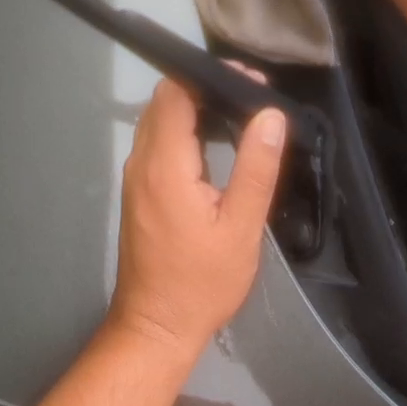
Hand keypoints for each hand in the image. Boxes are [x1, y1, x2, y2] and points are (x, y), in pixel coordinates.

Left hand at [108, 77, 287, 359]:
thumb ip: (256, 168)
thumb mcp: (241, 228)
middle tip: (248, 96)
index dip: (209, 77)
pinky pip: (157, 142)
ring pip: (158, 120)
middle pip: (165, 101)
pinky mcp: (138, 191)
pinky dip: (183, 129)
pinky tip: (215, 143)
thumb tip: (271, 116)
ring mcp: (135, 176)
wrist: (156, 328)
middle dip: (203, 87)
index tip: (248, 83)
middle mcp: (142, 161)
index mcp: (165, 164)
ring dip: (193, 107)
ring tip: (238, 114)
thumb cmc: (200, 282)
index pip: (175, 93)